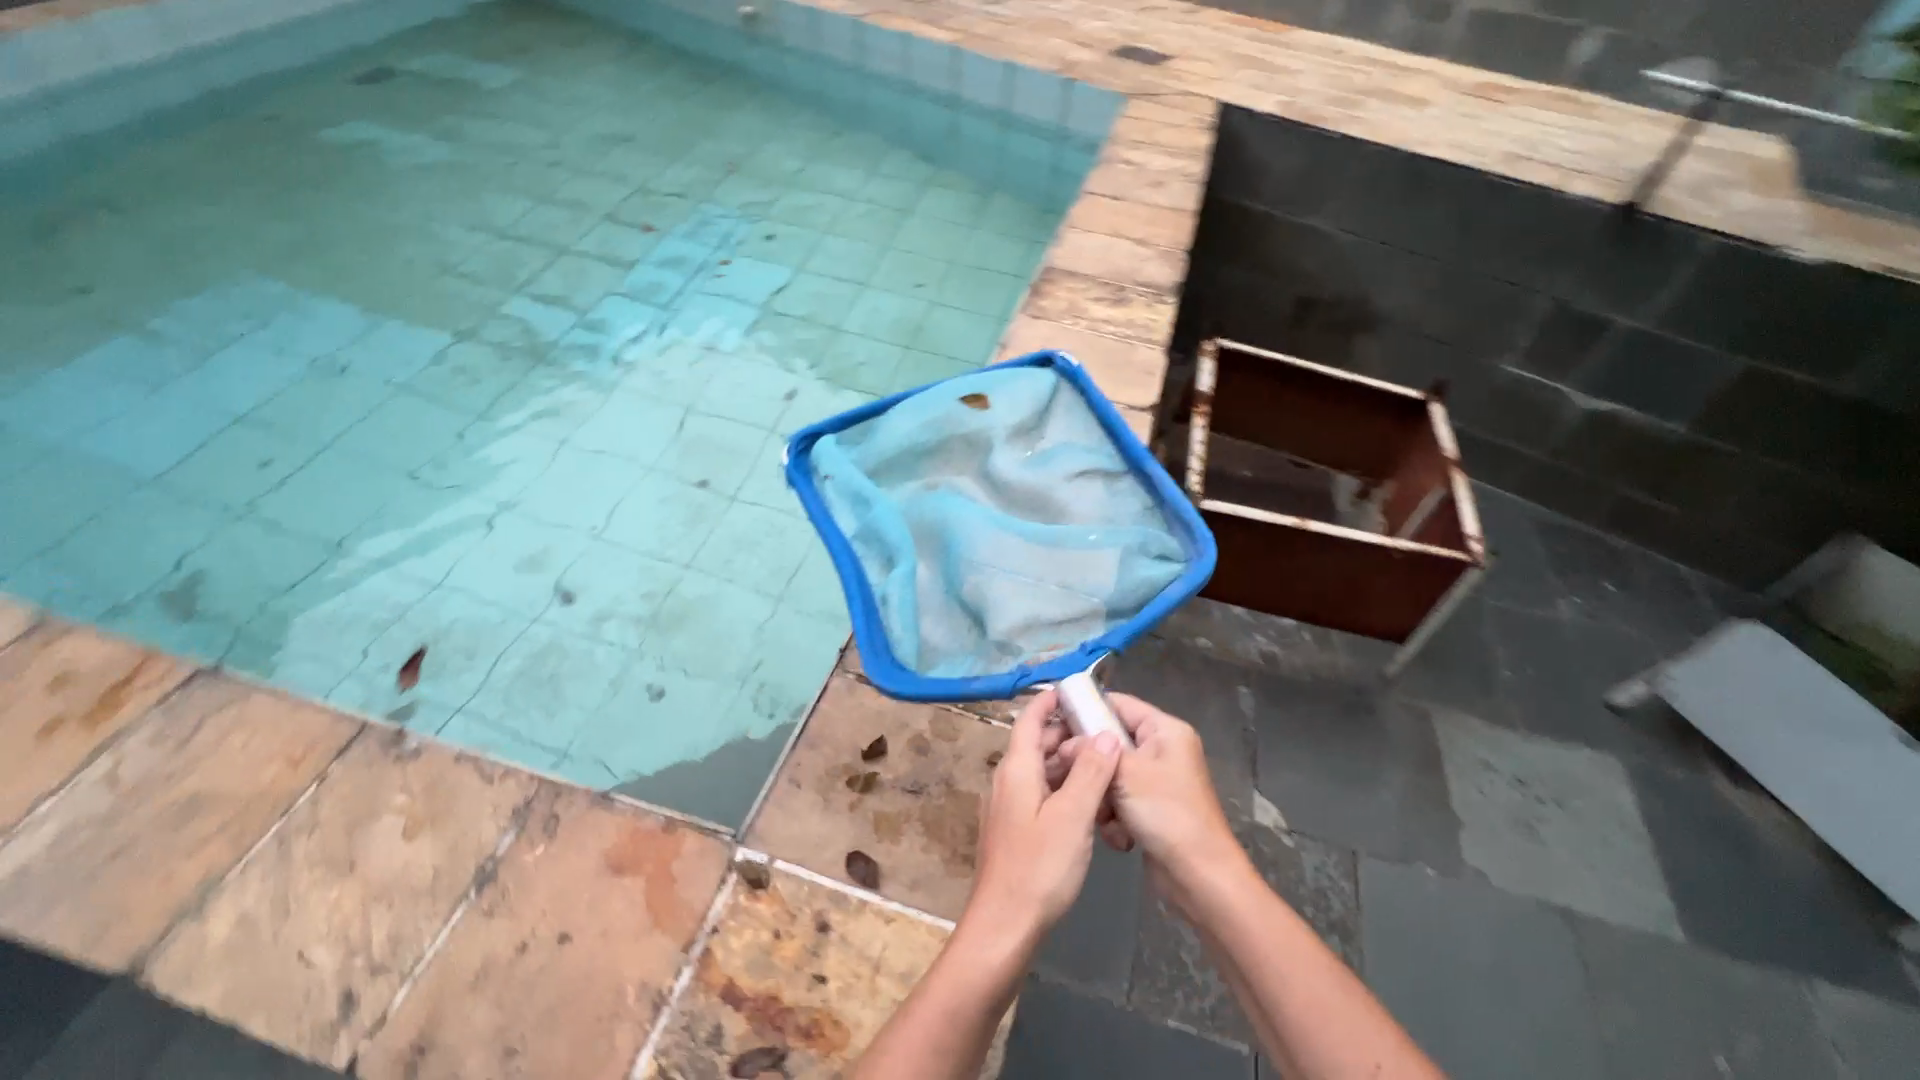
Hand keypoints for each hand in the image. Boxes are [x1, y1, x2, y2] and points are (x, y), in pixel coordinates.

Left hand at [964, 688, 1122, 940]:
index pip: (1031, 720)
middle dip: (1070, 734)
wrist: (1004, 925)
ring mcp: (1009, 808)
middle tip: (1109, 732)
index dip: (1052, 701)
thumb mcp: (1072, 816)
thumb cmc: (1039, 867)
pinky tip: (1091, 804)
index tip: (1079, 689)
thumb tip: (1105, 734)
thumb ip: (1090, 773)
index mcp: (1016, 769)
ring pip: (1042, 772)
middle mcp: (1007, 782)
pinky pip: (1042, 796)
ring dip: (1071, 764)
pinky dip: (1065, 790)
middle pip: (1037, 744)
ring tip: (1108, 766)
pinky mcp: (1016, 831)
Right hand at [1049, 694, 1238, 878]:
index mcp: (1164, 730)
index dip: (1085, 710)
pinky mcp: (1151, 809)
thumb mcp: (1127, 774)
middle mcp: (1162, 750)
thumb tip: (1064, 744)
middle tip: (1070, 778)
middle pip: (1110, 743)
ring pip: (1110, 775)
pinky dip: (1114, 818)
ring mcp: (1156, 781)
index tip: (1054, 725)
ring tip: (1105, 816)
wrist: (1199, 875)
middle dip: (1092, 765)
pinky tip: (1119, 836)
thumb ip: (1092, 751)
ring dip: (1103, 797)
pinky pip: (1119, 800)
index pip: (1117, 703)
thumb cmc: (1167, 814)